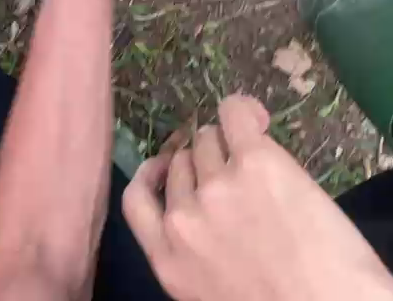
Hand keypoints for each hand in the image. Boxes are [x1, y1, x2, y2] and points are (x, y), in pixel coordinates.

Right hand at [122, 96, 392, 300]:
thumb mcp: (217, 294)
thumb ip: (198, 254)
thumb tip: (204, 211)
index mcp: (170, 262)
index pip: (136, 200)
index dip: (153, 175)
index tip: (168, 166)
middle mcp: (184, 219)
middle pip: (180, 163)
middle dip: (203, 163)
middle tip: (234, 172)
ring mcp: (217, 185)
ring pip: (207, 139)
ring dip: (225, 142)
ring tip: (254, 153)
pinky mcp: (254, 160)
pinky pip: (234, 114)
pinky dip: (241, 110)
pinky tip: (256, 117)